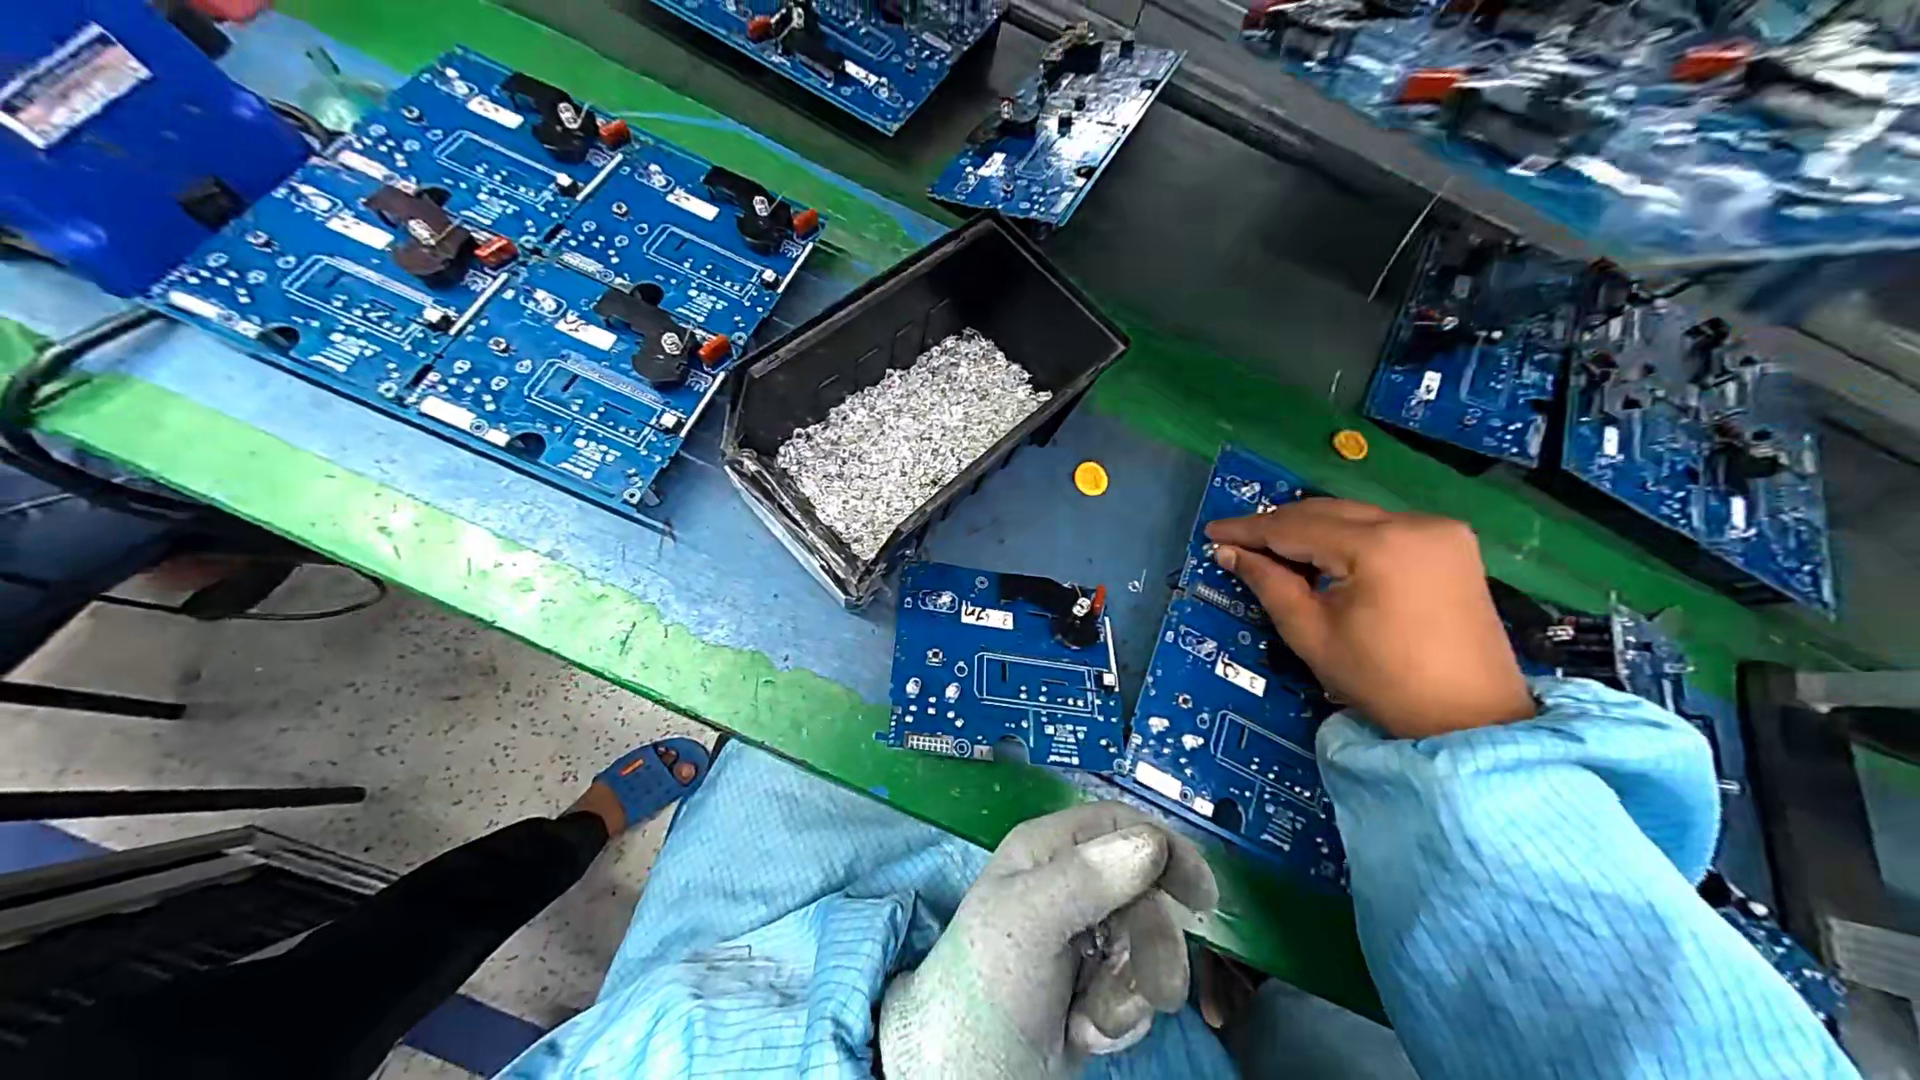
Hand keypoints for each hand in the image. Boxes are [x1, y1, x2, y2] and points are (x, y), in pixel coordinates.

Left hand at [878, 803, 1217, 1077]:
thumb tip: (1151, 842)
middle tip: (1157, 989)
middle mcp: (1070, 884)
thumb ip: (1084, 879)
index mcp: (1048, 850)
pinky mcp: (1095, 984)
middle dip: (1153, 947)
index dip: (1165, 851)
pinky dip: (1119, 1017)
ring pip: (1149, 947)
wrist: (965, 1078)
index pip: (1120, 826)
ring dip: (1130, 992)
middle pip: (1146, 893)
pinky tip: (1083, 1032)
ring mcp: (1085, 936)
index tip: (1200, 897)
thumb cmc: (987, 985)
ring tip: (1089, 1020)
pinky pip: (1138, 990)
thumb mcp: (1027, 921)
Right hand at [1206, 498, 1534, 737]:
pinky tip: (1321, 555)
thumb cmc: (1381, 680)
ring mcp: (1439, 529)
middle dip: (1277, 526)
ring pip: (1353, 515)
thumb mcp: (1311, 632)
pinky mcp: (1451, 542)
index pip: (1296, 527)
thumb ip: (1268, 583)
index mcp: (1379, 546)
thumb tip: (1229, 552)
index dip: (1249, 529)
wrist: (1469, 715)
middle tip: (1236, 541)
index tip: (1213, 532)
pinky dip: (1344, 535)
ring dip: (1310, 528)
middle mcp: (1413, 522)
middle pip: (1325, 511)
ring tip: (1272, 549)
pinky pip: (1381, 526)